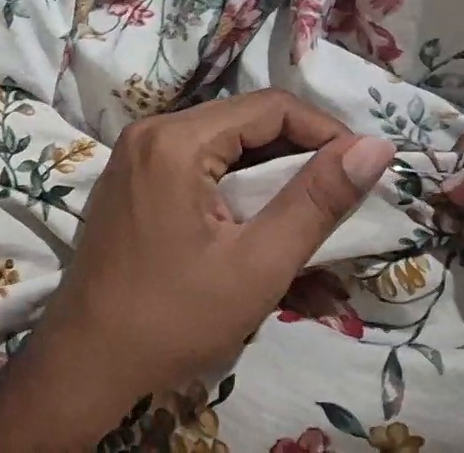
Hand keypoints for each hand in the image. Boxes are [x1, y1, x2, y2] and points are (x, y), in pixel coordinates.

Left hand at [0, 90, 395, 448]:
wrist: (89, 357)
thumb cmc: (174, 315)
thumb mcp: (257, 264)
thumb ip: (316, 202)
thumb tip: (373, 147)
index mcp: (175, 140)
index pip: (268, 107)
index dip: (325, 131)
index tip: (367, 172)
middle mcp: (150, 132)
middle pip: (244, 124)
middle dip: (301, 160)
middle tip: (345, 205)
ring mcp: (137, 155)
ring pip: (224, 150)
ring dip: (272, 184)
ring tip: (315, 230)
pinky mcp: (134, 181)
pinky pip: (198, 171)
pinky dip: (237, 196)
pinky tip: (268, 237)